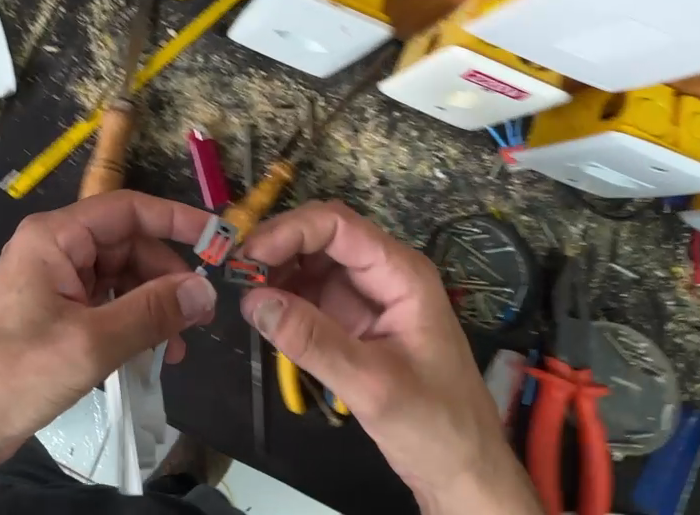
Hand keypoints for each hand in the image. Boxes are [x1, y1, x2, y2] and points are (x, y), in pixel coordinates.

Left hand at [0, 191, 219, 461]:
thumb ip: (152, 313)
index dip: (174, 219)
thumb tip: (206, 291)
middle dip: (164, 277)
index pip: (126, 209)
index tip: (217, 239)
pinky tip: (151, 353)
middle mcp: (54, 248)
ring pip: (119, 276)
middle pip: (126, 245)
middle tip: (197, 316)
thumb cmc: (14, 373)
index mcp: (54, 237)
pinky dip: (130, 321)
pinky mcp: (53, 311)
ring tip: (177, 347)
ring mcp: (52, 280)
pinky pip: (104, 301)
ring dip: (151, 305)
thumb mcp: (90, 344)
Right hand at [241, 201, 538, 514]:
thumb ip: (313, 341)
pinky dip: (281, 296)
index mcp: (400, 273)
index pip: (336, 225)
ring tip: (243, 294)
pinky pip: (307, 291)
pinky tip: (262, 313)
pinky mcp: (349, 318)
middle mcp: (380, 273)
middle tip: (236, 274)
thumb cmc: (435, 427)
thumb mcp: (374, 386)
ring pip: (307, 260)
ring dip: (274, 271)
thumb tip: (253, 300)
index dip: (289, 231)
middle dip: (276, 247)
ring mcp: (363, 295)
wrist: (463, 475)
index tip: (249, 257)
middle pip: (318, 235)